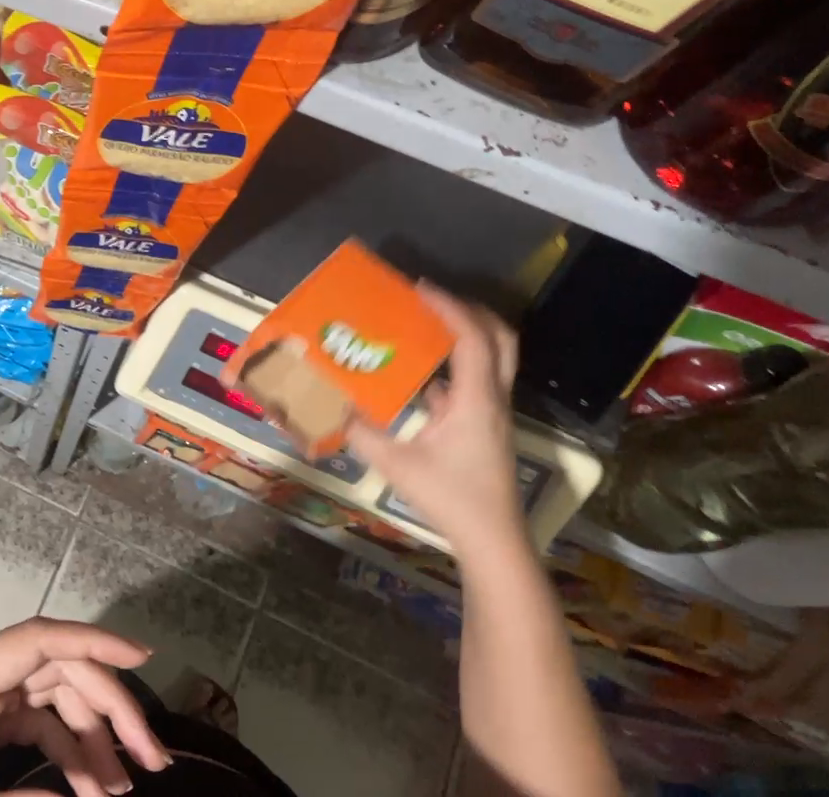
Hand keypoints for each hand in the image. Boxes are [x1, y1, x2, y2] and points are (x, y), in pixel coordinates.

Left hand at [0, 618, 172, 796]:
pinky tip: (89, 789)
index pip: (37, 641)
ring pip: (53, 696)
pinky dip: (69, 751)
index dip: (92, 639)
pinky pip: (37, 723)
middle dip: (109, 705)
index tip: (144, 656)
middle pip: (57, 669)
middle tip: (152, 760)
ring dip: (93, 736)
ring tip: (121, 790)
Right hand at [345, 284, 528, 555]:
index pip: (471, 339)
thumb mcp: (395, 464)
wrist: (491, 539)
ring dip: (465, 334)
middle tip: (431, 298)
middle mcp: (492, 400)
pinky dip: (453, 365)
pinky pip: (475, 382)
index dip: (449, 308)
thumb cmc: (449, 497)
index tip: (419, 288)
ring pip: (492, 360)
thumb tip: (328, 404)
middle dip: (469, 311)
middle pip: (500, 339)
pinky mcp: (484, 428)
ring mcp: (492, 414)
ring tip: (425, 324)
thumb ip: (360, 431)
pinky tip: (420, 373)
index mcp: (476, 400)